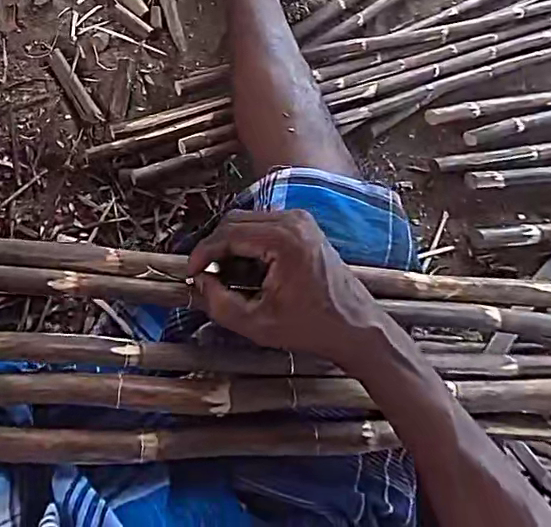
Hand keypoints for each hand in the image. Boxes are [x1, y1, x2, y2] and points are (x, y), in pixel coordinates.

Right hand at [189, 210, 394, 365]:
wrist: (359, 330)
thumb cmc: (315, 329)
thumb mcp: (259, 325)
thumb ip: (220, 304)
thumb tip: (200, 283)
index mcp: (283, 238)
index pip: (227, 234)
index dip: (202, 253)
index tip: (190, 272)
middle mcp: (291, 220)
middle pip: (234, 221)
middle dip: (215, 247)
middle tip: (205, 274)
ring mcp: (299, 219)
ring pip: (246, 221)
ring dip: (230, 243)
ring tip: (224, 273)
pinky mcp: (302, 225)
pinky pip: (262, 224)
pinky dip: (247, 242)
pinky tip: (246, 268)